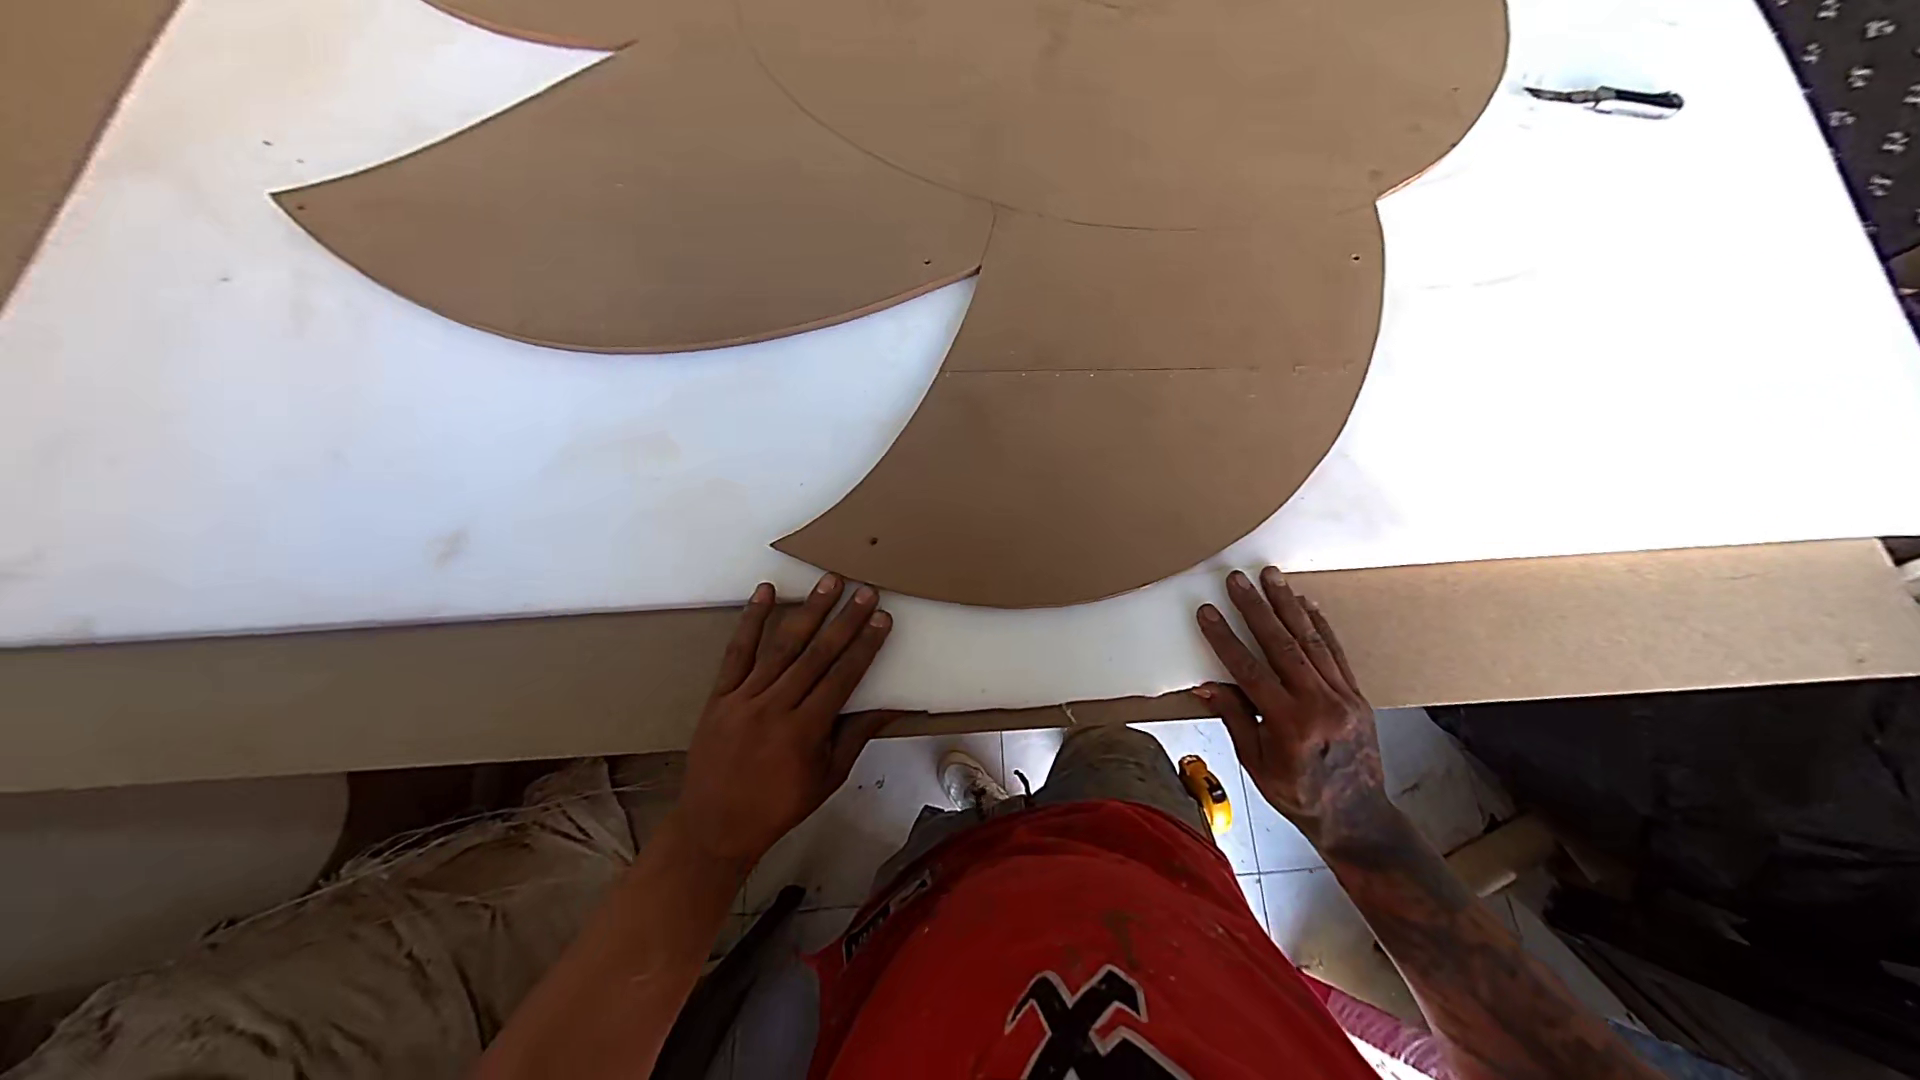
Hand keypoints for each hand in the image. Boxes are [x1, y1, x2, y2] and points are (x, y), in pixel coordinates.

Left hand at [675, 573, 899, 865]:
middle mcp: (775, 707)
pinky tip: (765, 592)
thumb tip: (892, 708)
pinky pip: (737, 651)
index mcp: (804, 730)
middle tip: (864, 592)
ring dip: (808, 611)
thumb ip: (856, 736)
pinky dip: (751, 619)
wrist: (715, 825)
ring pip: (782, 645)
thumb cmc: (778, 806)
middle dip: (844, 620)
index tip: (881, 620)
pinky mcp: (720, 695)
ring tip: (828, 582)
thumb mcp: (827, 777)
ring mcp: (744, 697)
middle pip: (816, 654)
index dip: (865, 646)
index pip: (842, 677)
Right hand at [1193, 567, 1394, 846]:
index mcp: (1289, 725)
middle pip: (1281, 645)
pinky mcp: (1356, 694)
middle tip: (1238, 580)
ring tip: (1271, 577)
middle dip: (1256, 608)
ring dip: (1287, 605)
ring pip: (1310, 641)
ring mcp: (1342, 697)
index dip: (1225, 639)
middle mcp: (1319, 704)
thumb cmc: (1299, 794)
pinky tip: (1305, 603)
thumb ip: (1234, 717)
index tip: (1207, 613)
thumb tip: (1207, 685)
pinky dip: (1319, 624)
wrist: (1357, 815)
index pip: (1249, 671)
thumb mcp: (1255, 762)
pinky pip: (1335, 651)